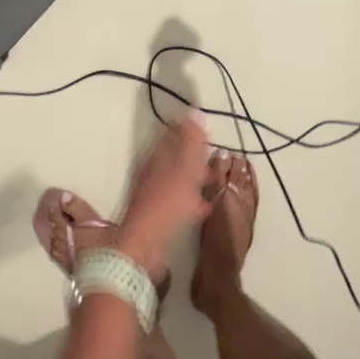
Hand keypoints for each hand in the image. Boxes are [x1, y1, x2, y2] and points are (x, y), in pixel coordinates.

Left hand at [115, 113, 210, 276]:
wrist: (145, 246)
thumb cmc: (167, 204)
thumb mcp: (184, 169)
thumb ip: (191, 143)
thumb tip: (196, 112)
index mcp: (158, 156)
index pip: (173, 133)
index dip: (189, 129)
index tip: (207, 130)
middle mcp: (153, 170)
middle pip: (176, 156)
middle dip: (195, 155)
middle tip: (214, 157)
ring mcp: (154, 193)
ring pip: (178, 178)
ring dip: (195, 178)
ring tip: (214, 181)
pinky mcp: (158, 215)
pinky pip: (178, 200)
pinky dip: (192, 199)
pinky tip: (204, 206)